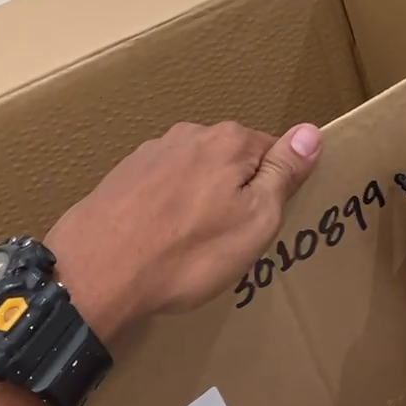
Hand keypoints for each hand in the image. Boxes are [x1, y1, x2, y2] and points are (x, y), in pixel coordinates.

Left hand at [47, 121, 321, 342]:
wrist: (94, 274)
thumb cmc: (184, 253)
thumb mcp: (255, 221)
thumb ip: (284, 172)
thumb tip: (311, 131)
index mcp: (230, 141)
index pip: (274, 153)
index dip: (274, 191)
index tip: (263, 223)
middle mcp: (192, 134)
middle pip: (233, 161)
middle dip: (236, 194)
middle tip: (229, 241)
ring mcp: (153, 152)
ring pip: (196, 174)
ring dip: (200, 201)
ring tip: (191, 247)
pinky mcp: (124, 174)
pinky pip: (163, 187)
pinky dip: (167, 209)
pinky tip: (160, 241)